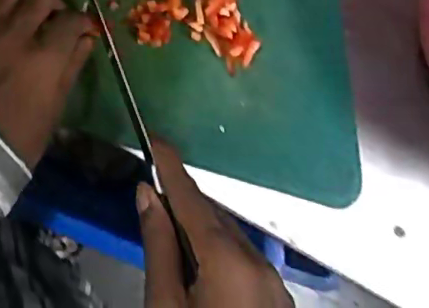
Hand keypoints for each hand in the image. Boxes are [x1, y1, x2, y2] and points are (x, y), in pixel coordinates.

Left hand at [0, 0, 96, 167]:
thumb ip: (73, 62)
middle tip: (59, 19)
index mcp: (45, 57)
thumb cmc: (27, 130)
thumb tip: (87, 37)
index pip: (70, 20)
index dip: (82, 20)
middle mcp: (19, 34)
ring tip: (34, 11)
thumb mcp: (59, 100)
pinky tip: (10, 11)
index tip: (84, 27)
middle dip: (57, 5)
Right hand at [139, 140, 295, 307]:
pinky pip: (245, 264)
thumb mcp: (164, 304)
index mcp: (228, 258)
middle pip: (211, 216)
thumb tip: (147, 192)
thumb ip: (157, 245)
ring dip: (200, 231)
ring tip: (171, 239)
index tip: (154, 138)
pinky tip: (201, 272)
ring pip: (230, 240)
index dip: (169, 165)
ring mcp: (276, 288)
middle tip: (151, 196)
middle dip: (181, 202)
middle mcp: (258, 263)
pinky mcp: (281, 306)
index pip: (190, 197)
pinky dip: (220, 255)